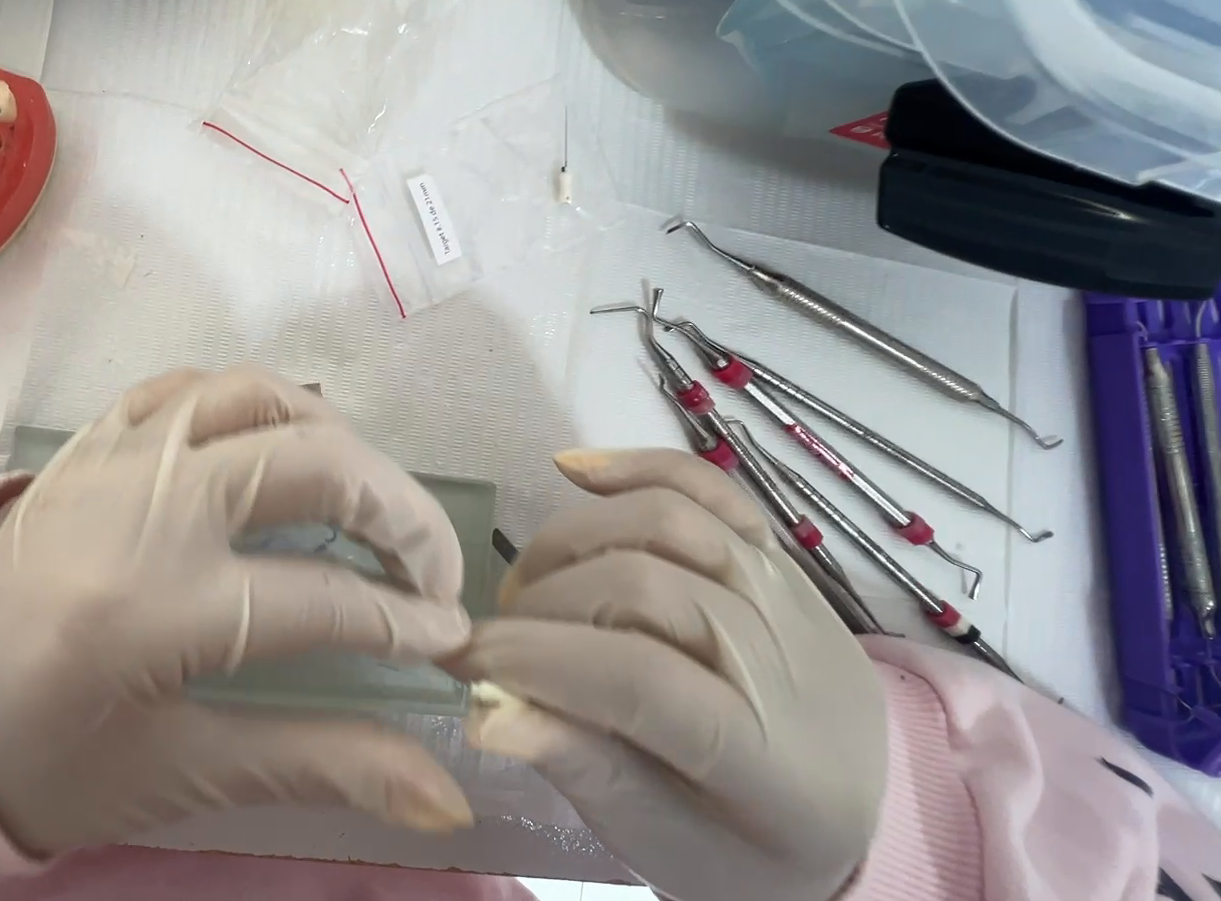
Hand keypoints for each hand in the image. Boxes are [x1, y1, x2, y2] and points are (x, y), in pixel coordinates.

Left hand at [0, 367, 475, 856]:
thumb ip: (318, 766)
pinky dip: (256, 405)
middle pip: (312, 463)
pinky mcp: (96, 438)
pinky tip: (280, 448)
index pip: (322, 600)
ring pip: (259, 397)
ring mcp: (116, 454)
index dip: (405, 620)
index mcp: (153, 607)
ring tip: (368, 501)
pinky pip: (193, 387)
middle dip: (399, 512)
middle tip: (430, 569)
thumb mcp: (176, 776)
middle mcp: (142, 505)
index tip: (446, 640)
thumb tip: (445, 798)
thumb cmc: (39, 756)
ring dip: (335, 440)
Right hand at [451, 449, 886, 900]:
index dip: (538, 660)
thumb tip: (483, 710)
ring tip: (529, 586)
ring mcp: (786, 589)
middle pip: (641, 586)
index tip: (464, 661)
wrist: (847, 815)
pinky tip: (571, 471)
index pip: (637, 679)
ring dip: (570, 542)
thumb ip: (577, 766)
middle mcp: (786, 653)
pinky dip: (635, 466)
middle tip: (497, 638)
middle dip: (543, 606)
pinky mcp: (773, 552)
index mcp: (767, 754)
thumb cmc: (738, 844)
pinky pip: (705, 485)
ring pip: (663, 520)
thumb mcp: (657, 836)